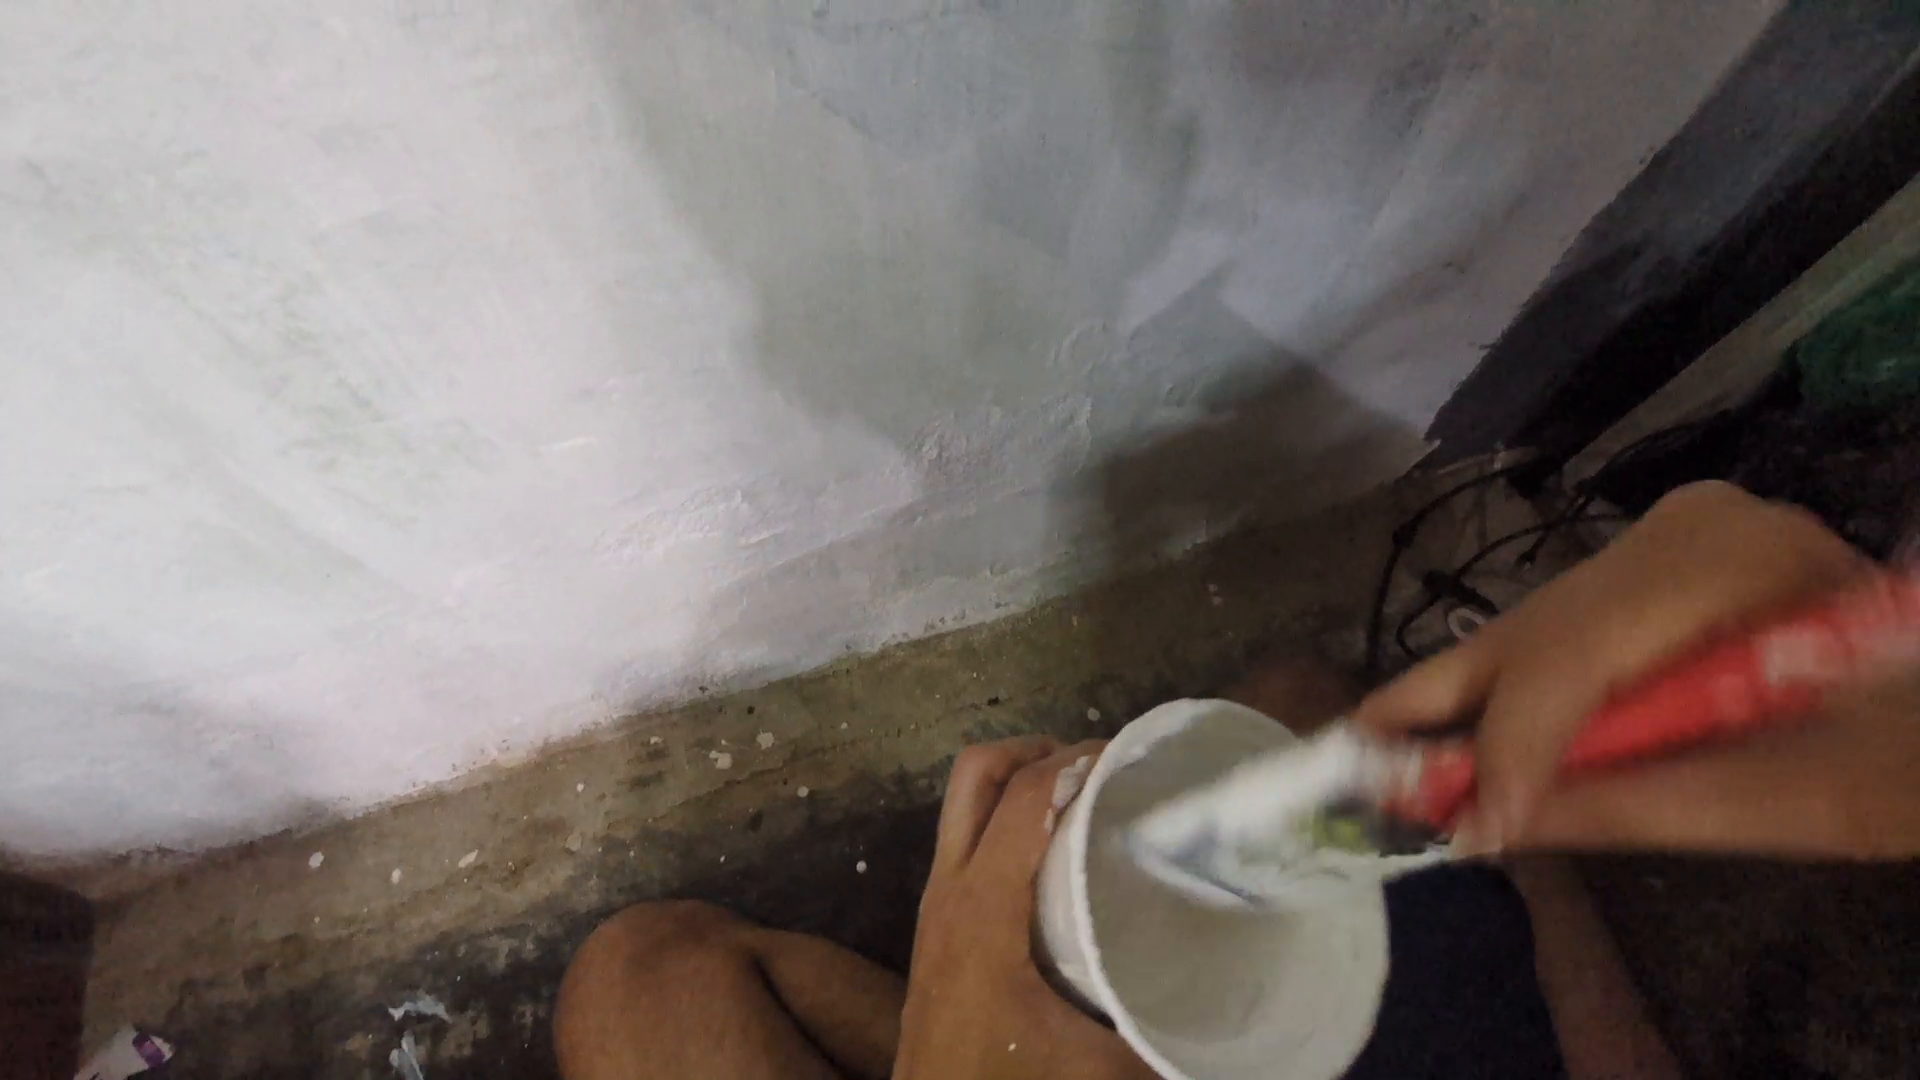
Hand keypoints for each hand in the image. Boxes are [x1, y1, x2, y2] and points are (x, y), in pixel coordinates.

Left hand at [893, 737, 1153, 1079]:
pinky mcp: (937, 913)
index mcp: (983, 906)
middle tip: (1090, 766)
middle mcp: (950, 884)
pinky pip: (963, 831)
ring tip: (1074, 791)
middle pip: (975, 774)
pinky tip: (1047, 846)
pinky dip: (1001, 813)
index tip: (1125, 758)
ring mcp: (937, 895)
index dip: (1074, 761)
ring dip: (1013, 777)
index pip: (1024, 797)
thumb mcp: (1095, 1065)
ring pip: (963, 798)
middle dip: (1032, 750)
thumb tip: (1227, 1002)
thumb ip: (1159, 1032)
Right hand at [1356, 480, 1919, 857]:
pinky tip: (1497, 744)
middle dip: (1438, 713)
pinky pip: (1550, 639)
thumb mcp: (1808, 798)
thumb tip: (1483, 828)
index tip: (1462, 826)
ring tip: (1428, 776)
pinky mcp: (1635, 566)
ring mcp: (1646, 542)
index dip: (1511, 745)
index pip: (1574, 658)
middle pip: (1523, 639)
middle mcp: (1664, 534)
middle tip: (1357, 766)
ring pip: (1528, 639)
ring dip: (1479, 714)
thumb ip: (1633, 806)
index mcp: (1726, 566)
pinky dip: (1521, 700)